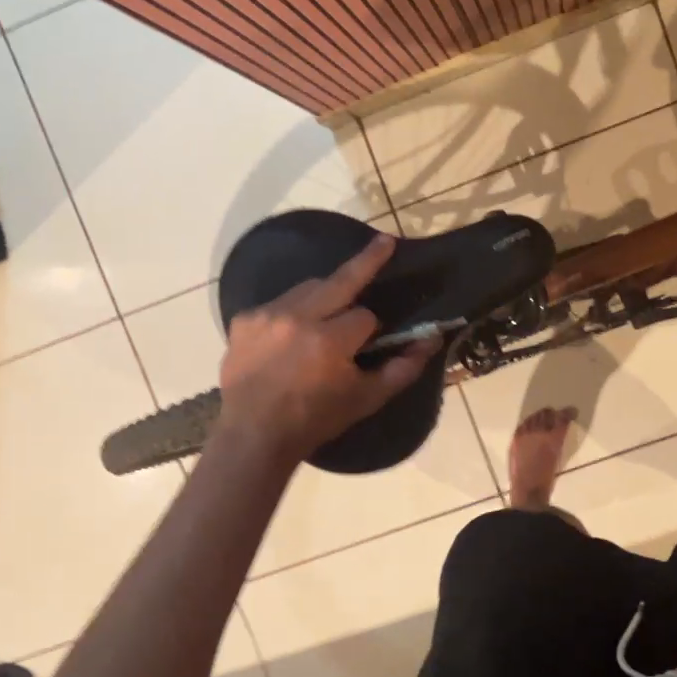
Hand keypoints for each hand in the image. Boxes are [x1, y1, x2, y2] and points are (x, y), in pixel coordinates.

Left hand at [216, 235, 438, 464]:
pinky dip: (292, 312)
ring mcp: (266, 315)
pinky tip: (292, 334)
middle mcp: (296, 318)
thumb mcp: (367, 398)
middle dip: (366, 260)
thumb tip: (432, 339)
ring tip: (327, 316)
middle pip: (339, 279)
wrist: (255, 436)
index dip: (370, 331)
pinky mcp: (244, 319)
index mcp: (328, 340)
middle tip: (384, 241)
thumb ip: (404, 367)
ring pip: (308, 288)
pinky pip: (279, 303)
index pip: (365, 316)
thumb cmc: (316, 419)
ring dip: (325, 296)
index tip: (364, 348)